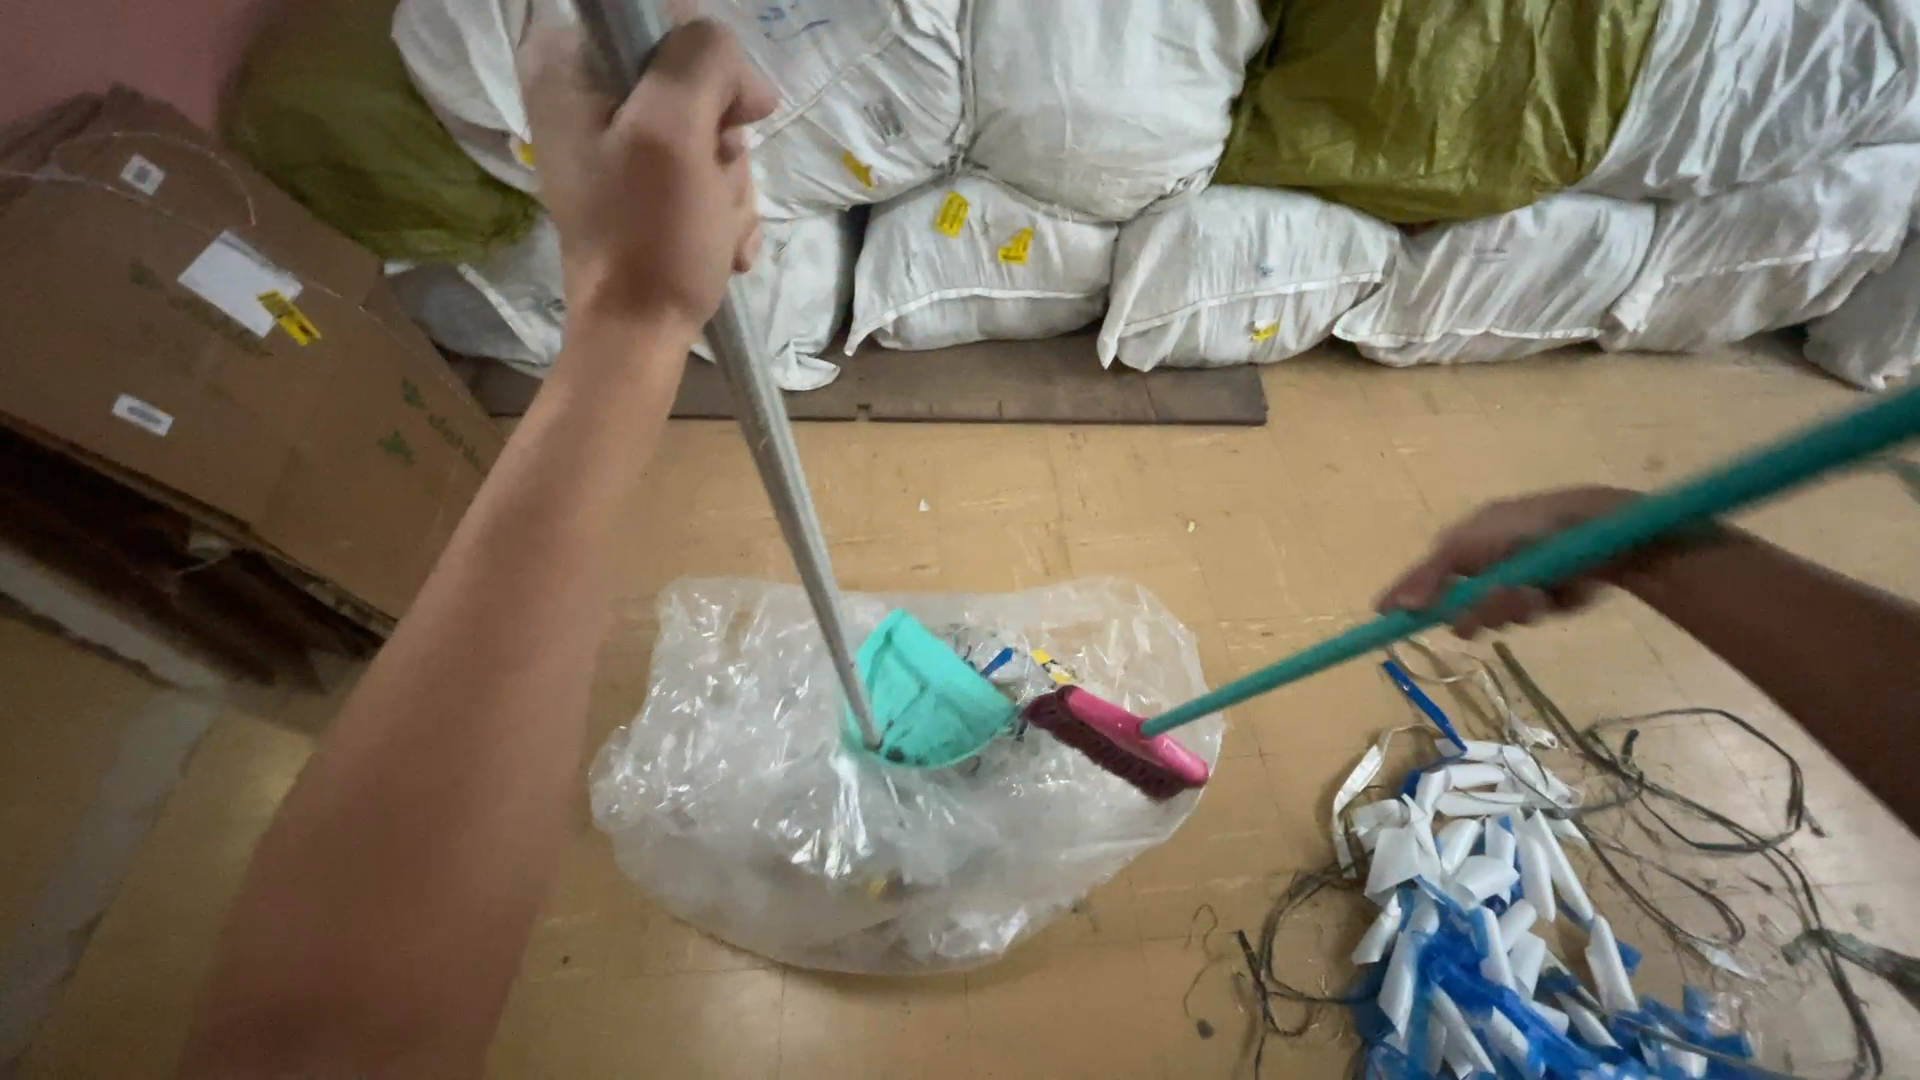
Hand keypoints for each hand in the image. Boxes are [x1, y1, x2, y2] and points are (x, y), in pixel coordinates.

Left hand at [519, 20, 775, 344]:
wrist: (637, 333)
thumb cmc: (649, 239)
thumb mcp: (674, 135)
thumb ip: (702, 62)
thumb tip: (735, 63)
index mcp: (570, 62)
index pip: (667, 23)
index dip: (713, 72)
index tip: (730, 125)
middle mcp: (589, 96)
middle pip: (698, 88)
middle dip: (724, 150)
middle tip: (712, 192)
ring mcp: (622, 148)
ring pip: (713, 140)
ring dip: (730, 192)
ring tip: (715, 233)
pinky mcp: (647, 190)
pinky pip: (709, 180)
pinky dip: (724, 216)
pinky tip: (719, 248)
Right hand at [1376, 486, 1644, 637]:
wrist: (1593, 532)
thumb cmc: (1519, 530)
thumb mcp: (1460, 547)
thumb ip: (1426, 577)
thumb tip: (1390, 606)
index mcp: (1461, 545)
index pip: (1423, 577)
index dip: (1406, 598)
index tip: (1386, 617)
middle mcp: (1484, 565)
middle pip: (1456, 606)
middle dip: (1466, 612)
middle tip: (1470, 620)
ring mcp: (1516, 582)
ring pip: (1492, 615)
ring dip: (1504, 609)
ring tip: (1526, 594)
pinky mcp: (1550, 598)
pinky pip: (1528, 617)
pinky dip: (1534, 608)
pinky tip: (1548, 594)